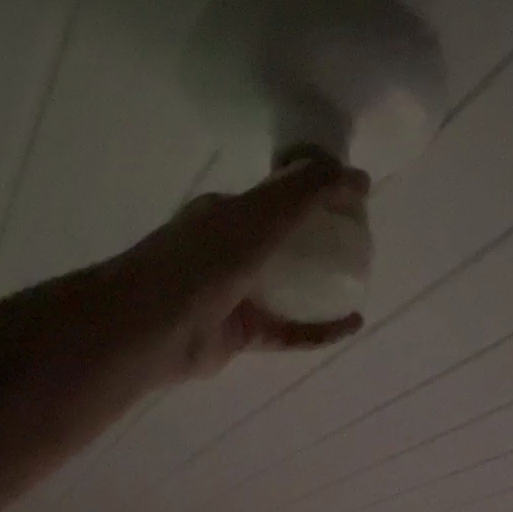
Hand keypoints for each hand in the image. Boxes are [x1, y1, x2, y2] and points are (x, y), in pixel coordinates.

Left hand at [104, 157, 370, 382]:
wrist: (148, 329)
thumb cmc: (204, 262)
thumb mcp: (261, 214)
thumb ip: (308, 191)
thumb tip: (360, 177)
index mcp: (227, 212)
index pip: (277, 193)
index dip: (314, 190)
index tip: (355, 198)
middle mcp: (228, 249)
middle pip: (283, 238)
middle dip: (320, 237)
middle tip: (364, 240)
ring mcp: (233, 294)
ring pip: (286, 286)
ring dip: (321, 283)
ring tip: (361, 280)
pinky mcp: (240, 334)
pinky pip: (288, 329)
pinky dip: (319, 328)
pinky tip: (352, 324)